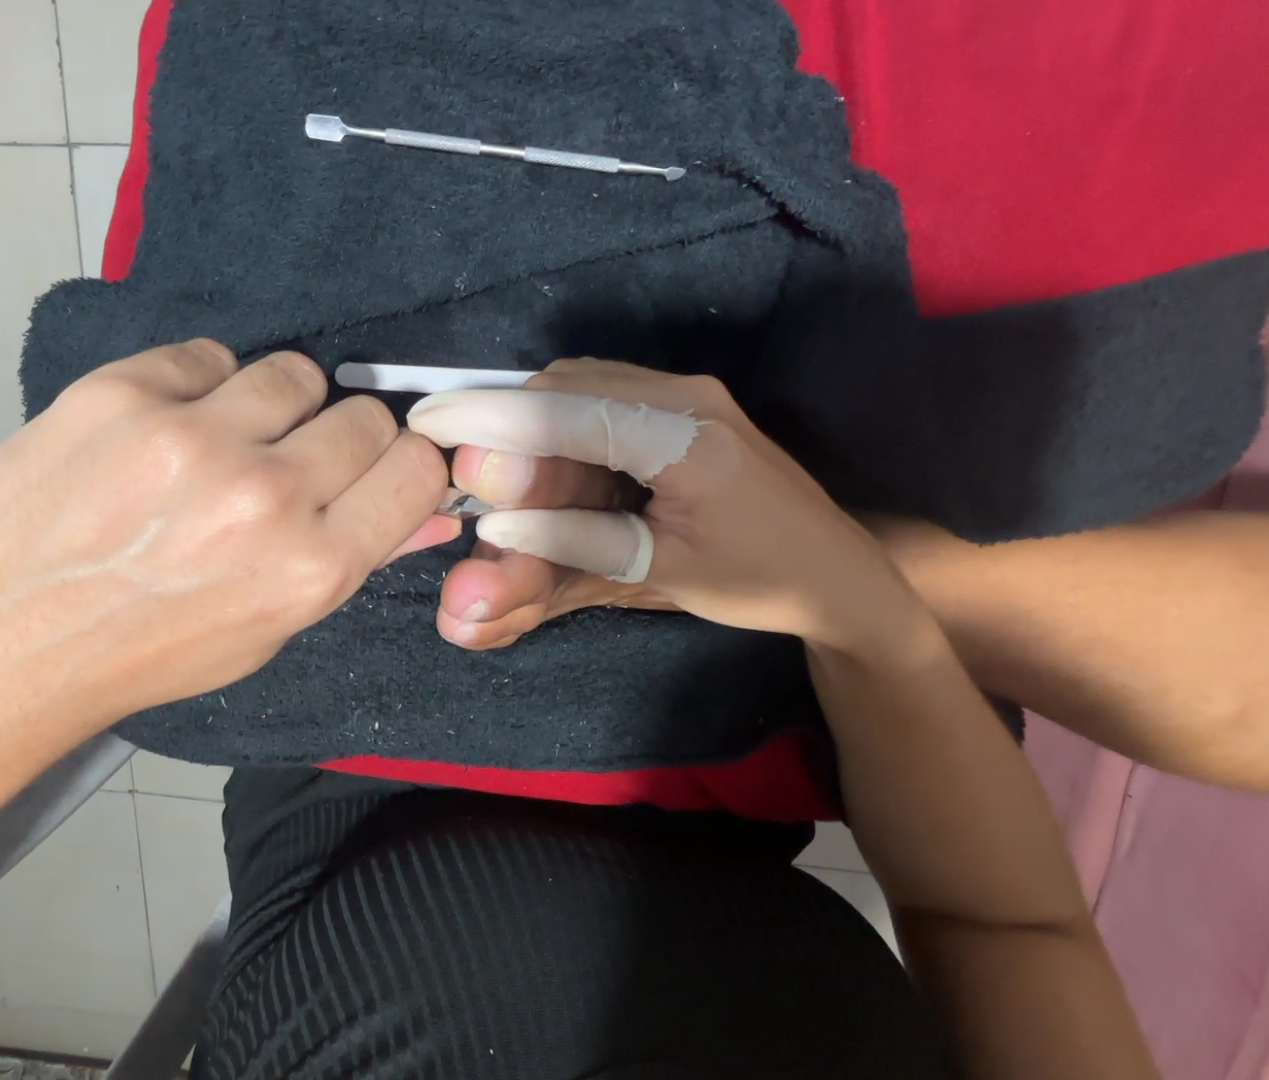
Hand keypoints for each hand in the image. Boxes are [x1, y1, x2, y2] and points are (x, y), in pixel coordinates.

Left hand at [0, 341, 454, 739]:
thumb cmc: (143, 658)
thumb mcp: (266, 632)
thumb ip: (352, 561)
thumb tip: (432, 512)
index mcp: (310, 568)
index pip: (416, 468)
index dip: (402, 467)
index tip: (372, 473)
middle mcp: (263, 496)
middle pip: (364, 416)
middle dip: (340, 441)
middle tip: (289, 468)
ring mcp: (189, 437)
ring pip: (292, 373)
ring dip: (274, 407)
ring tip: (223, 444)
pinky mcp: (117, 393)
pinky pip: (206, 356)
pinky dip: (199, 388)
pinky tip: (164, 431)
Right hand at [408, 359, 926, 655]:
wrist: (838, 570)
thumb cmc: (758, 580)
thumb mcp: (663, 570)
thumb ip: (577, 542)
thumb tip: (495, 527)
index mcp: (684, 435)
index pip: (567, 414)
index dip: (492, 419)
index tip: (429, 423)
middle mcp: (684, 394)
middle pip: (568, 387)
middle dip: (504, 419)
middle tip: (459, 465)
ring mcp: (690, 393)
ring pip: (583, 387)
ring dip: (532, 421)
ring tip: (494, 469)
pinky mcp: (688, 405)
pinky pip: (606, 397)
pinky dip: (563, 423)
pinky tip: (544, 459)